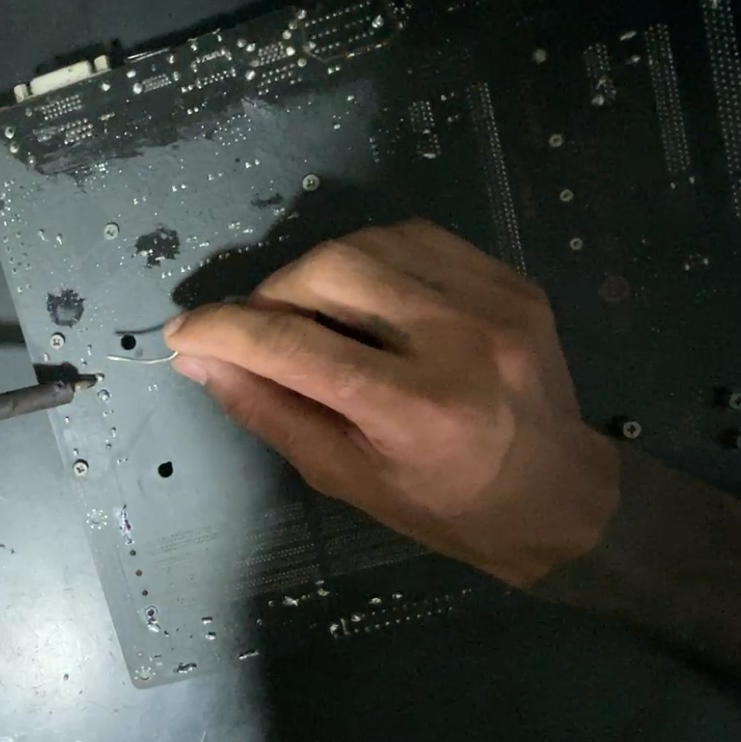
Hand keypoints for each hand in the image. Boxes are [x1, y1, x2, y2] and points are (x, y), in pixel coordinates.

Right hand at [164, 219, 618, 586]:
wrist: (557, 495)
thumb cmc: (440, 504)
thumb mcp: (340, 474)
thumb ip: (265, 411)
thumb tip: (199, 360)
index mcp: (413, 410)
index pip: (292, 347)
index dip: (223, 331)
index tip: (182, 330)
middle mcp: (458, 341)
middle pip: (329, 272)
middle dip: (270, 295)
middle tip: (256, 330)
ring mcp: (492, 299)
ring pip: (366, 243)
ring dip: (312, 273)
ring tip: (306, 314)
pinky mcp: (507, 278)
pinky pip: (410, 237)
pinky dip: (363, 258)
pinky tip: (357, 294)